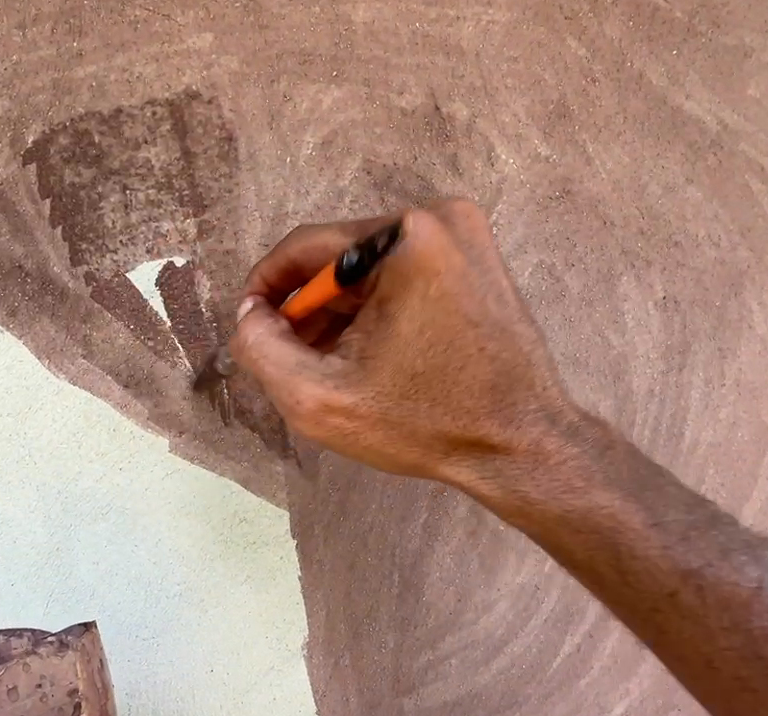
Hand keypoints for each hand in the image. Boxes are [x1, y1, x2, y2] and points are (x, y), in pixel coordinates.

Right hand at [226, 198, 580, 487]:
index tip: (251, 330)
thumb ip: (261, 349)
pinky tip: (368, 357)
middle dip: (306, 309)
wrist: (520, 445)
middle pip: (338, 258)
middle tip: (290, 360)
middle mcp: (439, 218)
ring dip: (340, 313)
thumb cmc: (423, 424)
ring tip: (328, 367)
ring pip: (370, 270)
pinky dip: (377, 312)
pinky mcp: (480, 263)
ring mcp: (467, 238)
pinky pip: (404, 277)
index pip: (303, 248)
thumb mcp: (318, 398)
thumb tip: (248, 314)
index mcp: (402, 237)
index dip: (264, 290)